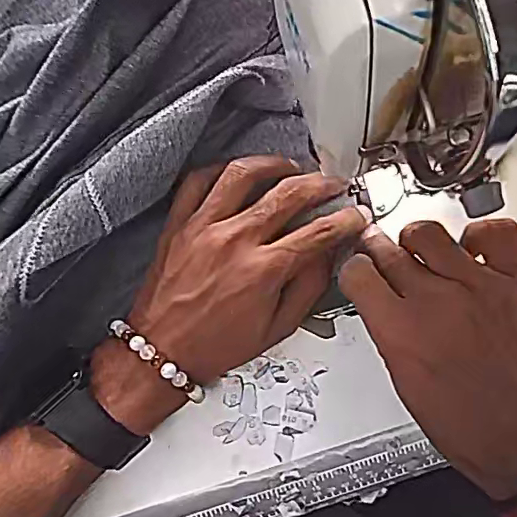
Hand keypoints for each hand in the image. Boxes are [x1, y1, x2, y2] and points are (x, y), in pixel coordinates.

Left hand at [91, 157, 369, 434]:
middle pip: (289, 192)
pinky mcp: (179, 224)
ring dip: (274, 163)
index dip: (345, 219)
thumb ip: (308, 288)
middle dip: (322, 184)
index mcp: (263, 270)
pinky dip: (221, 169)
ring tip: (290, 167)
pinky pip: (198, 181)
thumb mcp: (277, 328)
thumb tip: (327, 256)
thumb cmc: (213, 346)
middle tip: (332, 185)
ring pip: (243, 173)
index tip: (353, 215)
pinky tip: (237, 172)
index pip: (318, 231)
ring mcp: (204, 227)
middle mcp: (234, 241)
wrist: (162, 352)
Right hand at [339, 218, 516, 499]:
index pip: (358, 273)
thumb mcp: (405, 384)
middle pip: (388, 250)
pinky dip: (479, 234)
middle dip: (377, 250)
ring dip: (418, 239)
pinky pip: (495, 233)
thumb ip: (391, 334)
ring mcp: (480, 287)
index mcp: (401, 331)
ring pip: (430, 233)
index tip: (359, 270)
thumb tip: (382, 307)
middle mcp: (437, 301)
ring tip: (422, 250)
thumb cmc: (469, 427)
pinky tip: (472, 249)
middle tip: (380, 253)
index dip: (354, 270)